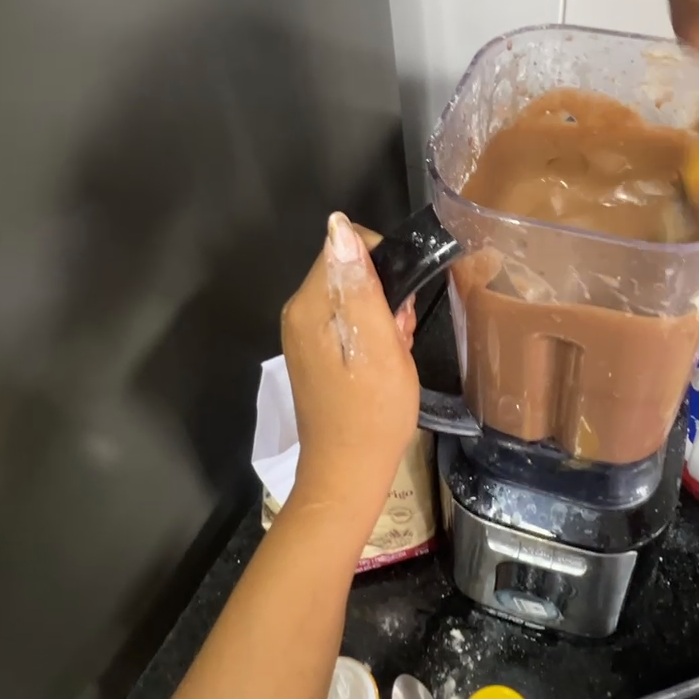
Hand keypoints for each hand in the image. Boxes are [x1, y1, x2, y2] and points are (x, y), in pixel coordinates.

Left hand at [279, 212, 419, 517]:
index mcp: (311, 305)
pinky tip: (383, 362)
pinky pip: (347, 320)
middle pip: (349, 270)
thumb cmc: (373, 410)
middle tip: (398, 337)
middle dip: (385, 294)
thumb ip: (361, 284)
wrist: (349, 472)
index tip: (399, 306)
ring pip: (353, 296)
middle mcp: (299, 312)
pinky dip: (372, 333)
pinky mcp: (313, 352)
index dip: (384, 265)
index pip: (347, 245)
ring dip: (382, 316)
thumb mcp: (379, 344)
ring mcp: (303, 334)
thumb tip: (339, 226)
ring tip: (393, 353)